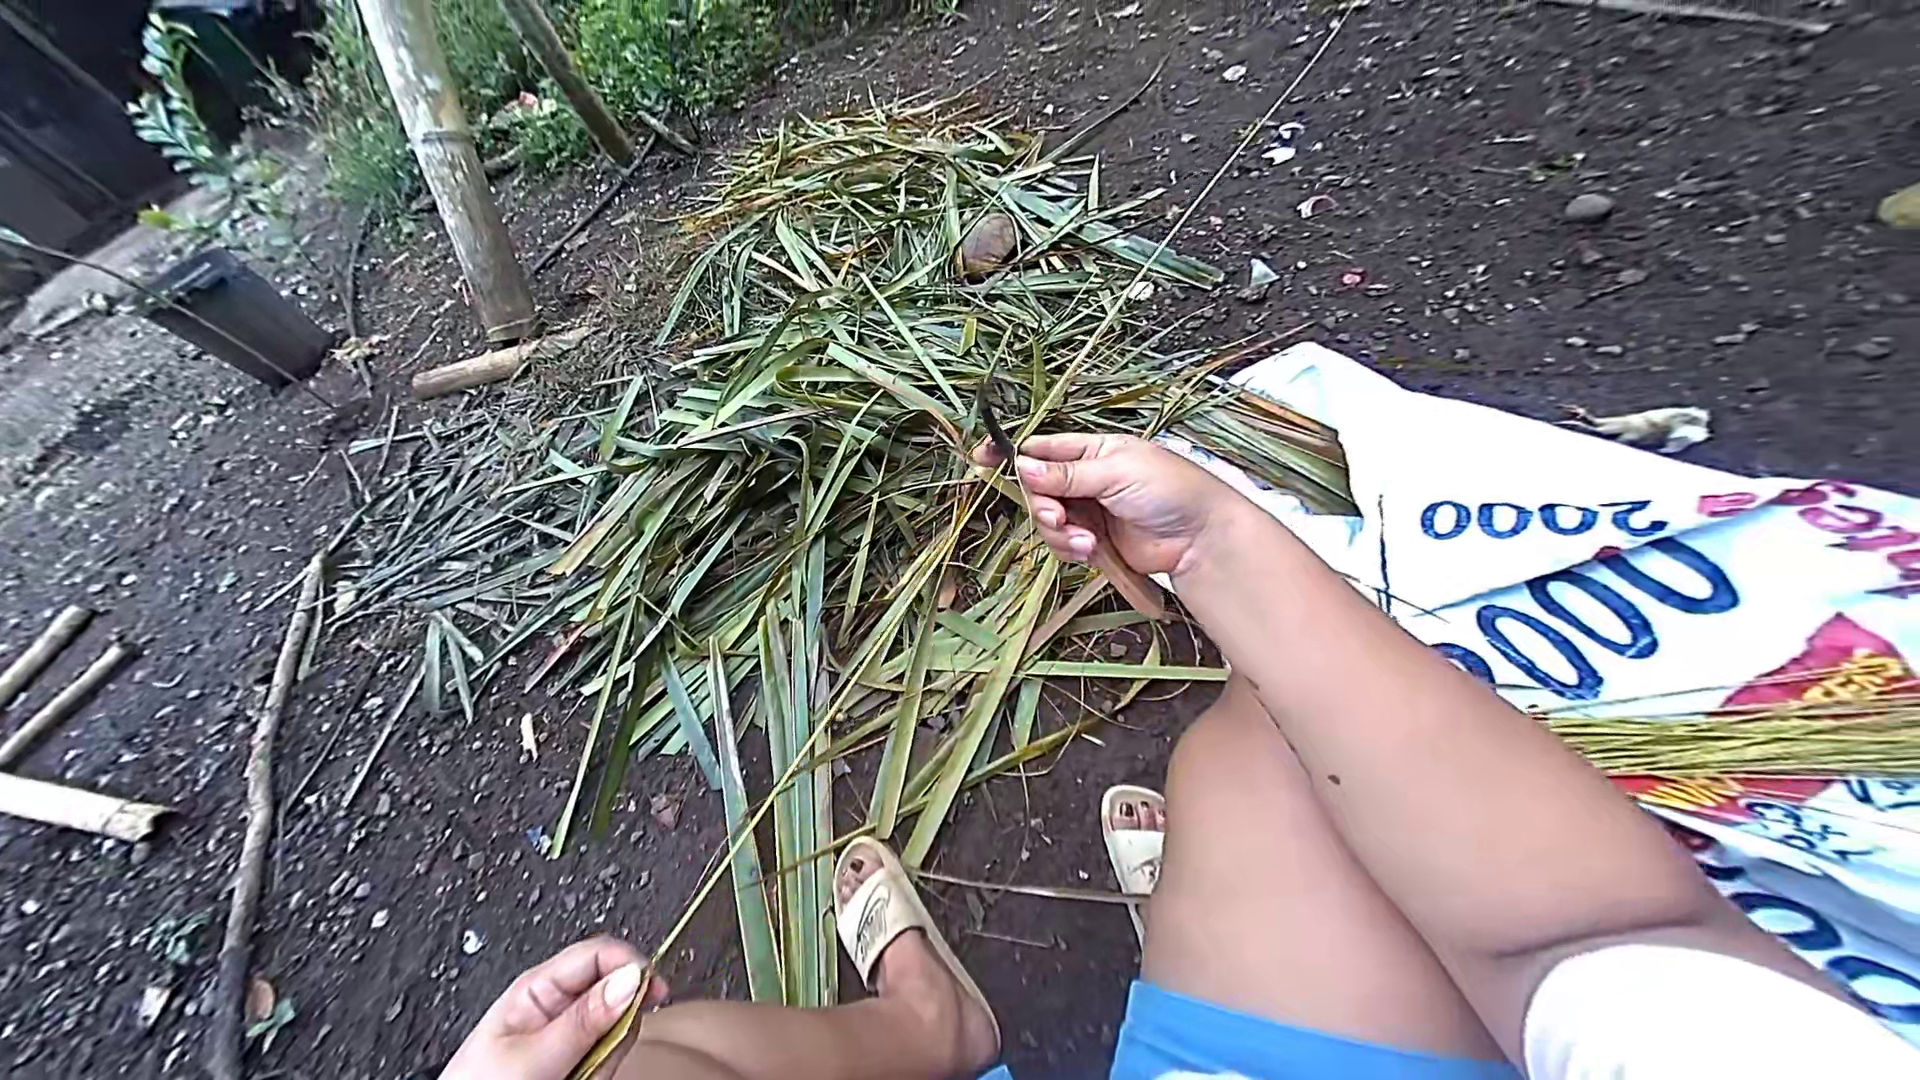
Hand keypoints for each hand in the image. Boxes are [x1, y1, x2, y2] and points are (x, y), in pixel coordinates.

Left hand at [440, 937, 668, 1079]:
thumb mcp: (529, 1061)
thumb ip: (582, 1021)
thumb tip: (633, 978)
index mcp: (539, 987)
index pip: (600, 953)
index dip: (631, 965)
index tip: (653, 991)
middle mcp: (559, 1001)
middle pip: (617, 987)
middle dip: (619, 1022)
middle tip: (604, 1054)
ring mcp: (570, 1029)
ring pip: (619, 1021)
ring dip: (610, 1052)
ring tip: (581, 1078)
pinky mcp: (578, 1053)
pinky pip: (612, 1047)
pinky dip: (605, 1067)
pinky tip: (584, 1079)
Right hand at [973, 433, 1247, 577]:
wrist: (1200, 538)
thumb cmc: (1169, 490)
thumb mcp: (1115, 472)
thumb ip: (1066, 473)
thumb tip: (1022, 464)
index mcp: (1091, 451)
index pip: (1041, 448)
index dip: (1011, 454)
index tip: (981, 458)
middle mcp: (1084, 479)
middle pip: (1037, 489)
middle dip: (1041, 505)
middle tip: (1056, 516)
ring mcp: (1087, 511)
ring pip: (1047, 521)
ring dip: (1059, 532)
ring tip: (1086, 540)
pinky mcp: (1092, 542)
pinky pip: (1063, 544)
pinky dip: (1071, 549)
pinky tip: (1092, 551)